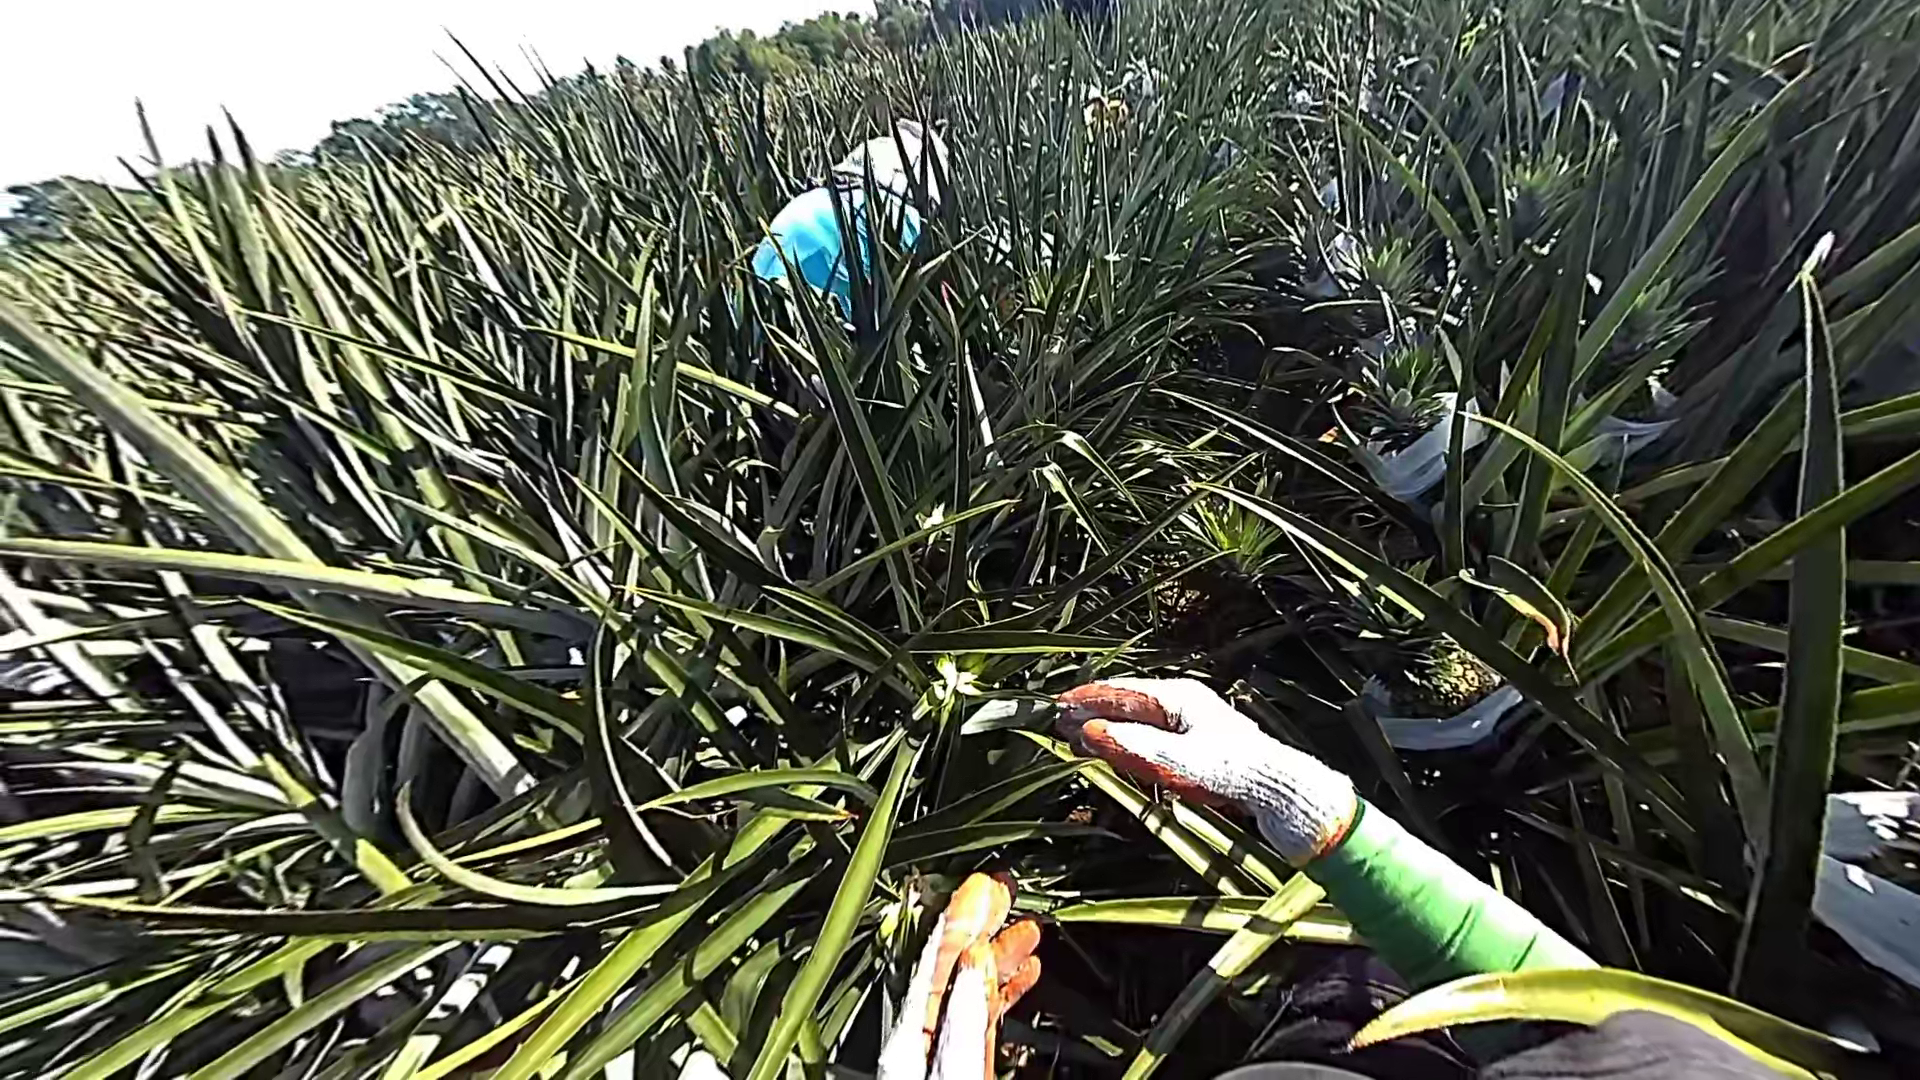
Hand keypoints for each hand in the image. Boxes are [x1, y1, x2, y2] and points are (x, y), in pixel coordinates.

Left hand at [876, 872, 1040, 1079]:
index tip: (982, 882)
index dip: (960, 914)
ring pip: (978, 986)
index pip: (936, 955)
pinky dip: (1009, 990)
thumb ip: (962, 1019)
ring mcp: (947, 1045)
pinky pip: (988, 1017)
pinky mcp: (966, 1061)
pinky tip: (1028, 970)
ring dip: (1005, 952)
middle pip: (958, 961)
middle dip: (984, 921)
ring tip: (1031, 927)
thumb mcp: (948, 1070)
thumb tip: (976, 957)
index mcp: (910, 1029)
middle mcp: (927, 1030)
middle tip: (1006, 886)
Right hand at [1056, 677, 1359, 864]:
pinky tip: (1115, 751)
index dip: (1086, 699)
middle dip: (1092, 713)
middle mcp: (1179, 701)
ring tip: (1079, 740)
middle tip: (1061, 726)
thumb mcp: (1177, 761)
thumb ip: (1132, 746)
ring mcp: (1187, 720)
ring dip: (1107, 728)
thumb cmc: (1230, 771)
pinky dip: (1125, 739)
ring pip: (1135, 718)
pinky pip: (1148, 733)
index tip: (1057, 707)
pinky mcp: (1193, 740)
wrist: (1283, 792)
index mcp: (1175, 696)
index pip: (1119, 692)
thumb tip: (1088, 731)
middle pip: (1124, 702)